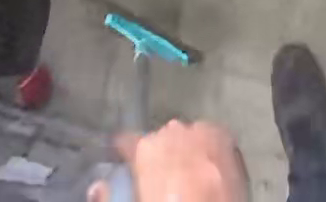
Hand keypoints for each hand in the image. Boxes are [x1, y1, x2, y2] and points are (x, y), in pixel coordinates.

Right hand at [87, 120, 247, 201]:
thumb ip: (111, 197)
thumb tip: (98, 186)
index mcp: (147, 149)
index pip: (126, 141)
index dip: (122, 151)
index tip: (120, 158)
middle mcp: (173, 131)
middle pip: (161, 140)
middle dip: (161, 157)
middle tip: (164, 186)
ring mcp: (203, 131)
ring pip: (187, 137)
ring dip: (186, 152)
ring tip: (190, 181)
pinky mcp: (227, 138)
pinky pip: (211, 140)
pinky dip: (208, 152)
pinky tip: (209, 174)